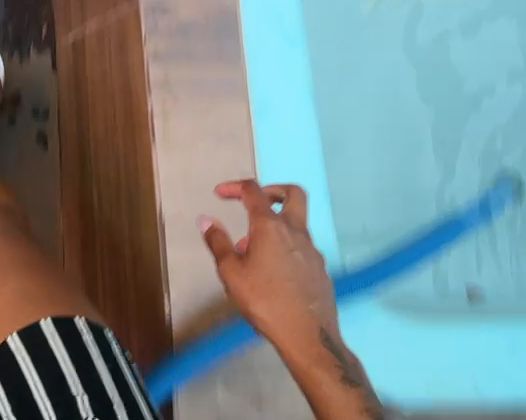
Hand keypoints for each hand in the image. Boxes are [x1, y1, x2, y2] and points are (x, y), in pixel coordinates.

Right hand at [199, 180, 337, 348]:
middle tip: (255, 202)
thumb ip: (218, 242)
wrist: (309, 338)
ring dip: (275, 226)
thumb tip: (205, 219)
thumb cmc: (265, 301)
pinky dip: (286, 247)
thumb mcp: (231, 272)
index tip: (220, 194)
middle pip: (292, 194)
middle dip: (272, 190)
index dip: (234, 187)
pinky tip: (273, 272)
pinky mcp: (320, 270)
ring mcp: (312, 251)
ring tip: (254, 251)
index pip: (252, 190)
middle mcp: (295, 231)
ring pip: (296, 224)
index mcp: (270, 226)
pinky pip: (302, 248)